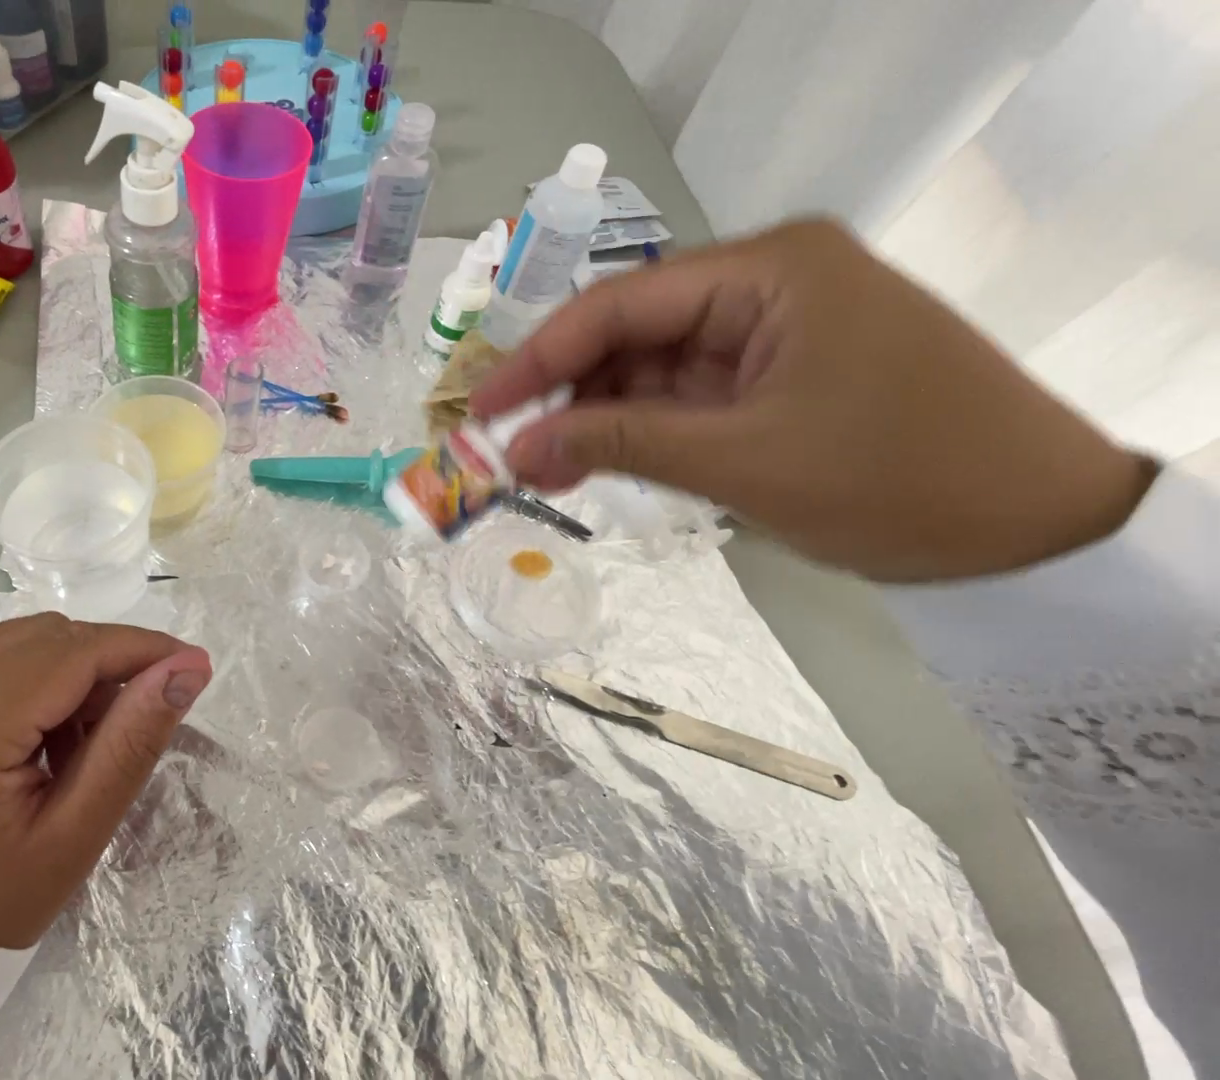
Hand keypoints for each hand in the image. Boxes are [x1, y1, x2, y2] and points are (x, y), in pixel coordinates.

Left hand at [0, 614, 212, 948]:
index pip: (67, 655)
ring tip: (76, 738)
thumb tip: (186, 669)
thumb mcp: (74, 837)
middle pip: (40, 637)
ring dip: (63, 670)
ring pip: (9, 640)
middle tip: (131, 718)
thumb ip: (131, 744)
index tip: (191, 663)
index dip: (137, 648)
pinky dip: (21, 679)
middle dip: (101, 663)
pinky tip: (30, 734)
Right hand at [470, 220, 1156, 581]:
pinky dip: (638, 434)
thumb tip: (514, 450)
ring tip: (541, 473)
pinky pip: (685, 398)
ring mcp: (772, 332)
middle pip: (631, 333)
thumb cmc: (898, 478)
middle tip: (505, 454)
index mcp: (769, 270)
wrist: (1041, 529)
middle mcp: (765, 284)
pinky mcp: (778, 378)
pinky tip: (593, 465)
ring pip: (651, 370)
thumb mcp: (741, 460)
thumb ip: (618, 442)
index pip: (620, 303)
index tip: (480, 411)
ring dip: (596, 420)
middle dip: (565, 395)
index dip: (539, 359)